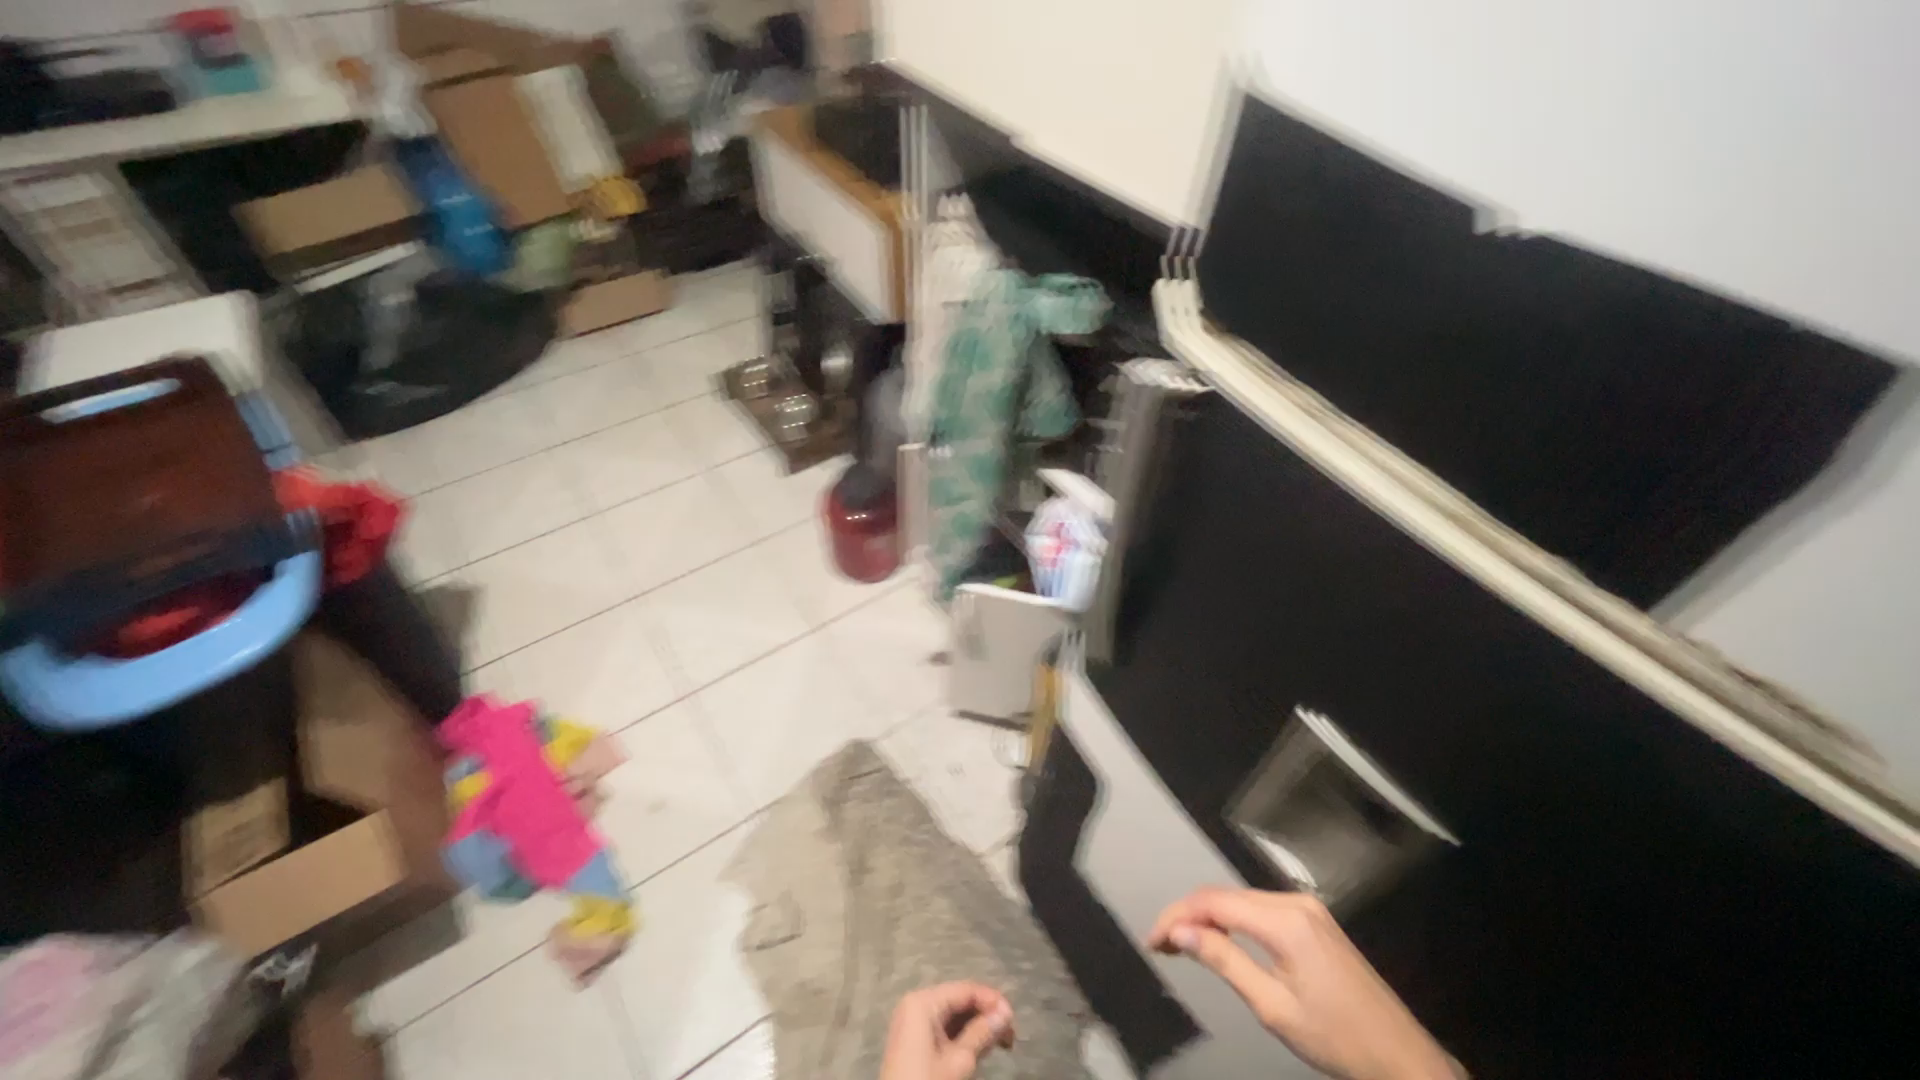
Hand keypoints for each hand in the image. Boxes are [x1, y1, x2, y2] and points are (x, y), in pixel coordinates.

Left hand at [878, 981, 1015, 1079]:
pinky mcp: (914, 1039)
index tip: (1013, 1020)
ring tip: (1000, 1045)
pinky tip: (980, 1049)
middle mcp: (916, 1004)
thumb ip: (982, 1033)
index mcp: (923, 1002)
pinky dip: (963, 1037)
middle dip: (986, 1016)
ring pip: (953, 1015)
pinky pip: (944, 1028)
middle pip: (960, 1001)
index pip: (966, 990)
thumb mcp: (958, 1061)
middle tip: (1010, 1036)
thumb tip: (1005, 1012)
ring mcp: (913, 1022)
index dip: (993, 1001)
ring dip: (977, 1028)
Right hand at [1148, 888, 1462, 1079]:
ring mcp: (1308, 909)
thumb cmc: (1335, 1038)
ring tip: (1181, 945)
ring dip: (1208, 917)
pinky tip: (1220, 940)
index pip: (1213, 902)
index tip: (1152, 943)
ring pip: (1241, 900)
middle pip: (1225, 895)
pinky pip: (1261, 909)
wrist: (1402, 1057)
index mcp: (1284, 921)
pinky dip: (1233, 921)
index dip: (1176, 917)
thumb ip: (1224, 961)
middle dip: (1188, 915)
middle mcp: (1295, 902)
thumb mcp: (1271, 1006)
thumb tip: (1179, 932)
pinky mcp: (1315, 921)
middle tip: (1161, 946)